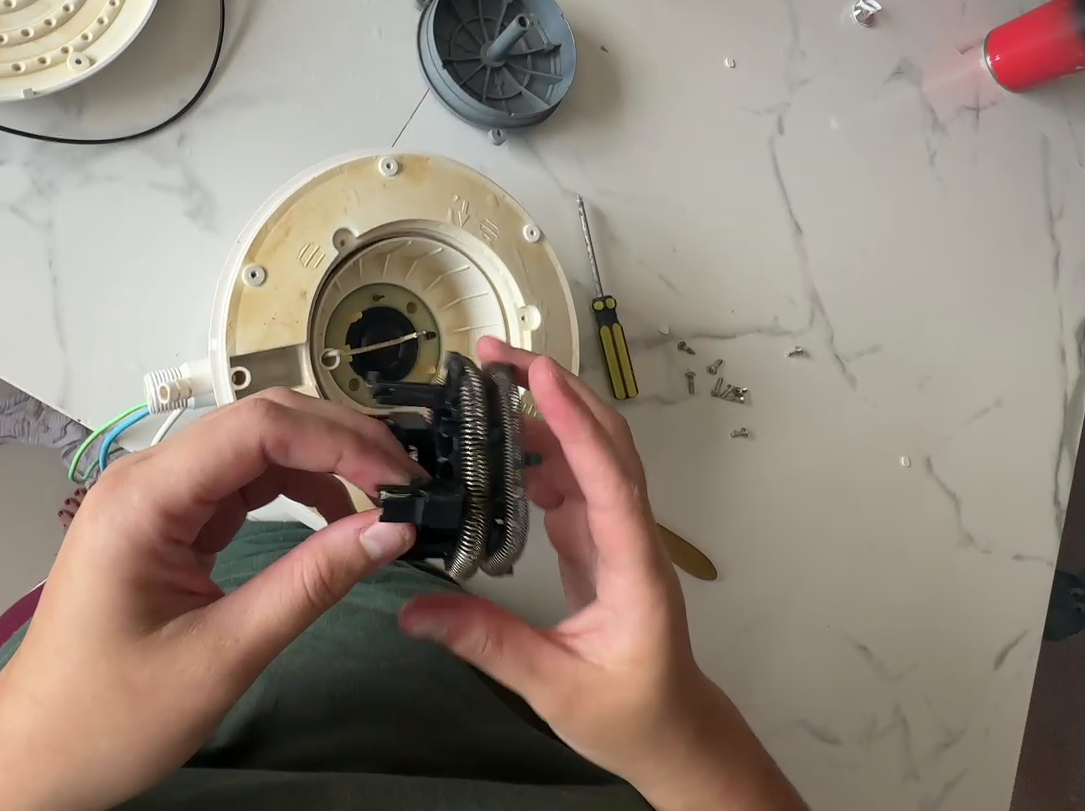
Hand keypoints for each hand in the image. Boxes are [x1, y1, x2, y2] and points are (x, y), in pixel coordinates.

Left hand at [0, 389, 419, 808]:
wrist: (35, 757)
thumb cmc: (109, 717)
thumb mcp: (221, 656)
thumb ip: (310, 583)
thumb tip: (391, 531)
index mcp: (146, 496)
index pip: (258, 427)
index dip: (337, 440)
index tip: (398, 479)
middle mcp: (151, 474)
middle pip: (262, 421)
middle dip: (340, 440)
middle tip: (405, 479)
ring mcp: (163, 490)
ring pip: (261, 443)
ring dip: (326, 459)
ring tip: (383, 493)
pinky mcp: (176, 513)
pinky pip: (249, 478)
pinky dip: (302, 486)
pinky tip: (336, 513)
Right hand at [397, 339, 804, 810]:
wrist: (672, 728)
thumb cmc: (630, 712)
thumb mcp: (553, 685)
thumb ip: (486, 642)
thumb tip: (412, 611)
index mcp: (634, 563)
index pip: (610, 479)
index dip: (575, 423)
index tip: (539, 376)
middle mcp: (628, 529)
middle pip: (603, 438)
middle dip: (555, 387)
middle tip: (496, 355)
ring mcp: (612, 526)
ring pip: (585, 447)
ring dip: (542, 408)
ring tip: (489, 383)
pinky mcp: (593, 531)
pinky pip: (566, 473)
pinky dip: (534, 447)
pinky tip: (497, 443)